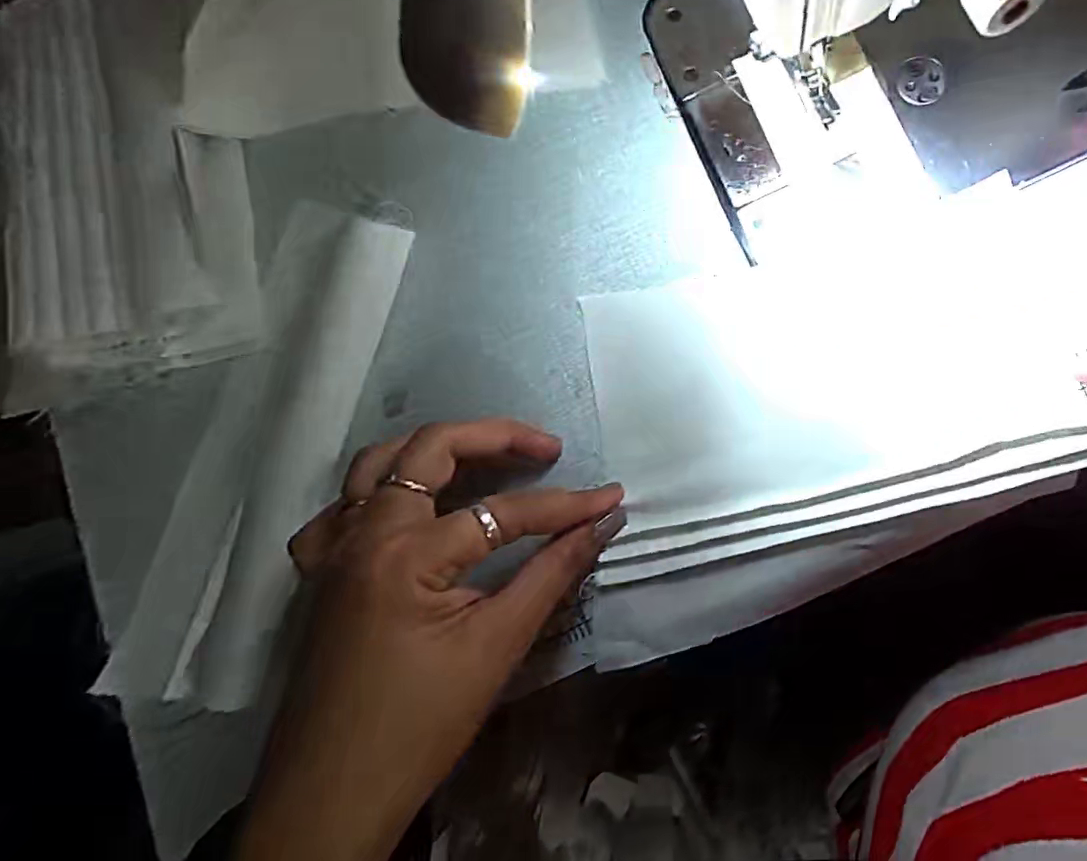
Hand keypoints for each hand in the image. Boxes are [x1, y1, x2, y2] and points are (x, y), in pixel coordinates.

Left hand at [237, 419, 626, 860]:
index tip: (613, 498)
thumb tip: (605, 520)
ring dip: (438, 452)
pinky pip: (345, 509)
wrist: (329, 799)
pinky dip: (387, 490)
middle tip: (548, 449)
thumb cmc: (423, 721)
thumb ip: (556, 569)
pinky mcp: (323, 577)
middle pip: (427, 451)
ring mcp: (332, 556)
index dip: (568, 503)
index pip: (506, 510)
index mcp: (406, 557)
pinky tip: (419, 506)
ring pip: (376, 467)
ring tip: (491, 459)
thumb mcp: (502, 641)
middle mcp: (362, 540)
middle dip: (496, 438)